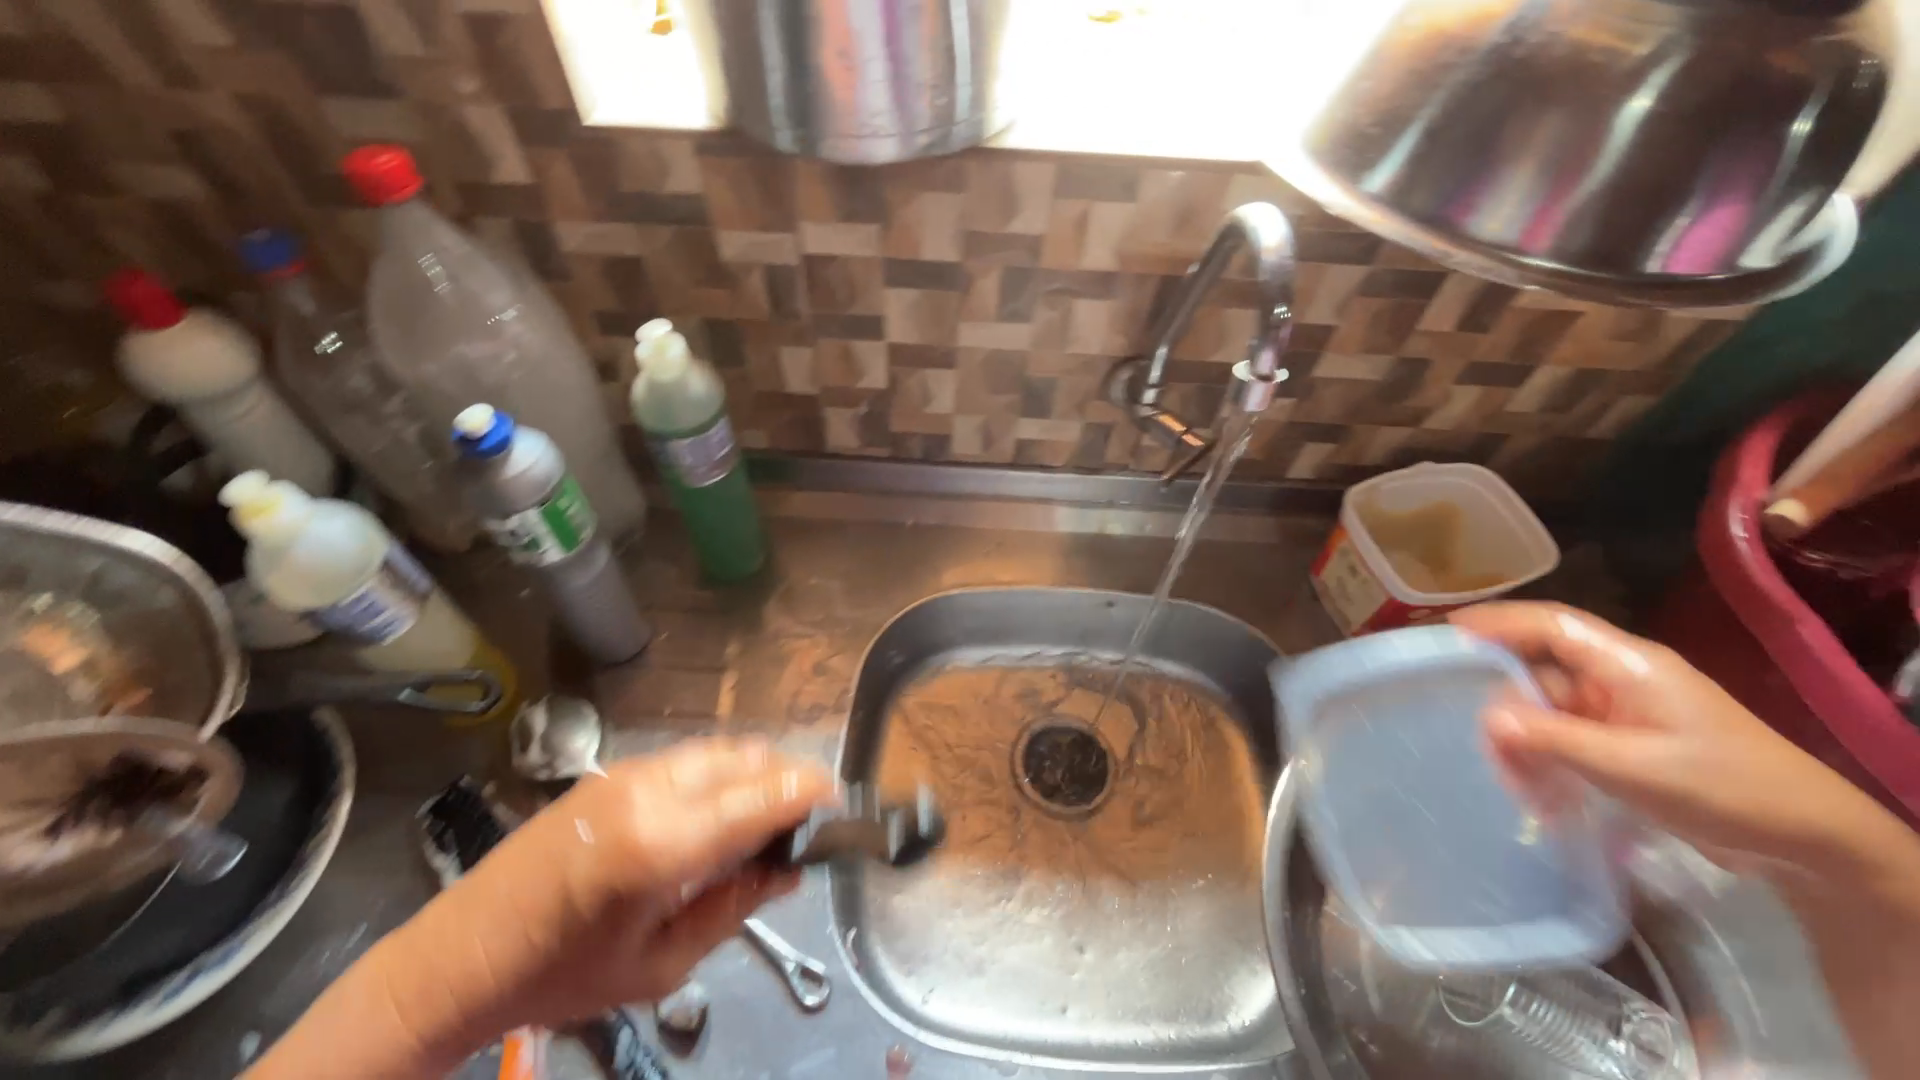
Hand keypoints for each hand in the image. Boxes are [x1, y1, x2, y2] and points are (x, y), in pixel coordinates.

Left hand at [384, 739, 833, 1041]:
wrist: (460, 956)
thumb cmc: (564, 976)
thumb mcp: (661, 964)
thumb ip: (734, 907)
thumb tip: (788, 869)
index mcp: (665, 845)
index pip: (764, 796)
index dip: (810, 793)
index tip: (838, 806)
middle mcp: (651, 791)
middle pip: (748, 759)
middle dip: (788, 779)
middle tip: (805, 820)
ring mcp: (627, 774)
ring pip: (719, 750)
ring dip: (755, 771)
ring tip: (766, 816)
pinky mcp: (610, 774)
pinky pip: (687, 757)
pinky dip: (721, 771)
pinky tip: (719, 808)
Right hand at [1450, 601, 1909, 883]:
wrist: (1811, 842)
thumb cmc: (1727, 789)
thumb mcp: (1634, 766)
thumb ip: (1555, 739)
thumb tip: (1486, 716)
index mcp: (1628, 664)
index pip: (1551, 624)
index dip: (1496, 621)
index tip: (1444, 630)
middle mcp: (1620, 678)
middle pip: (1540, 670)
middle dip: (1503, 702)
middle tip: (1473, 736)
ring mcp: (1623, 713)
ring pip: (1548, 709)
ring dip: (1524, 740)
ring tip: (1512, 779)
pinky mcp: (1625, 744)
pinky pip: (1565, 738)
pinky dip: (1545, 758)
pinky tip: (1536, 789)